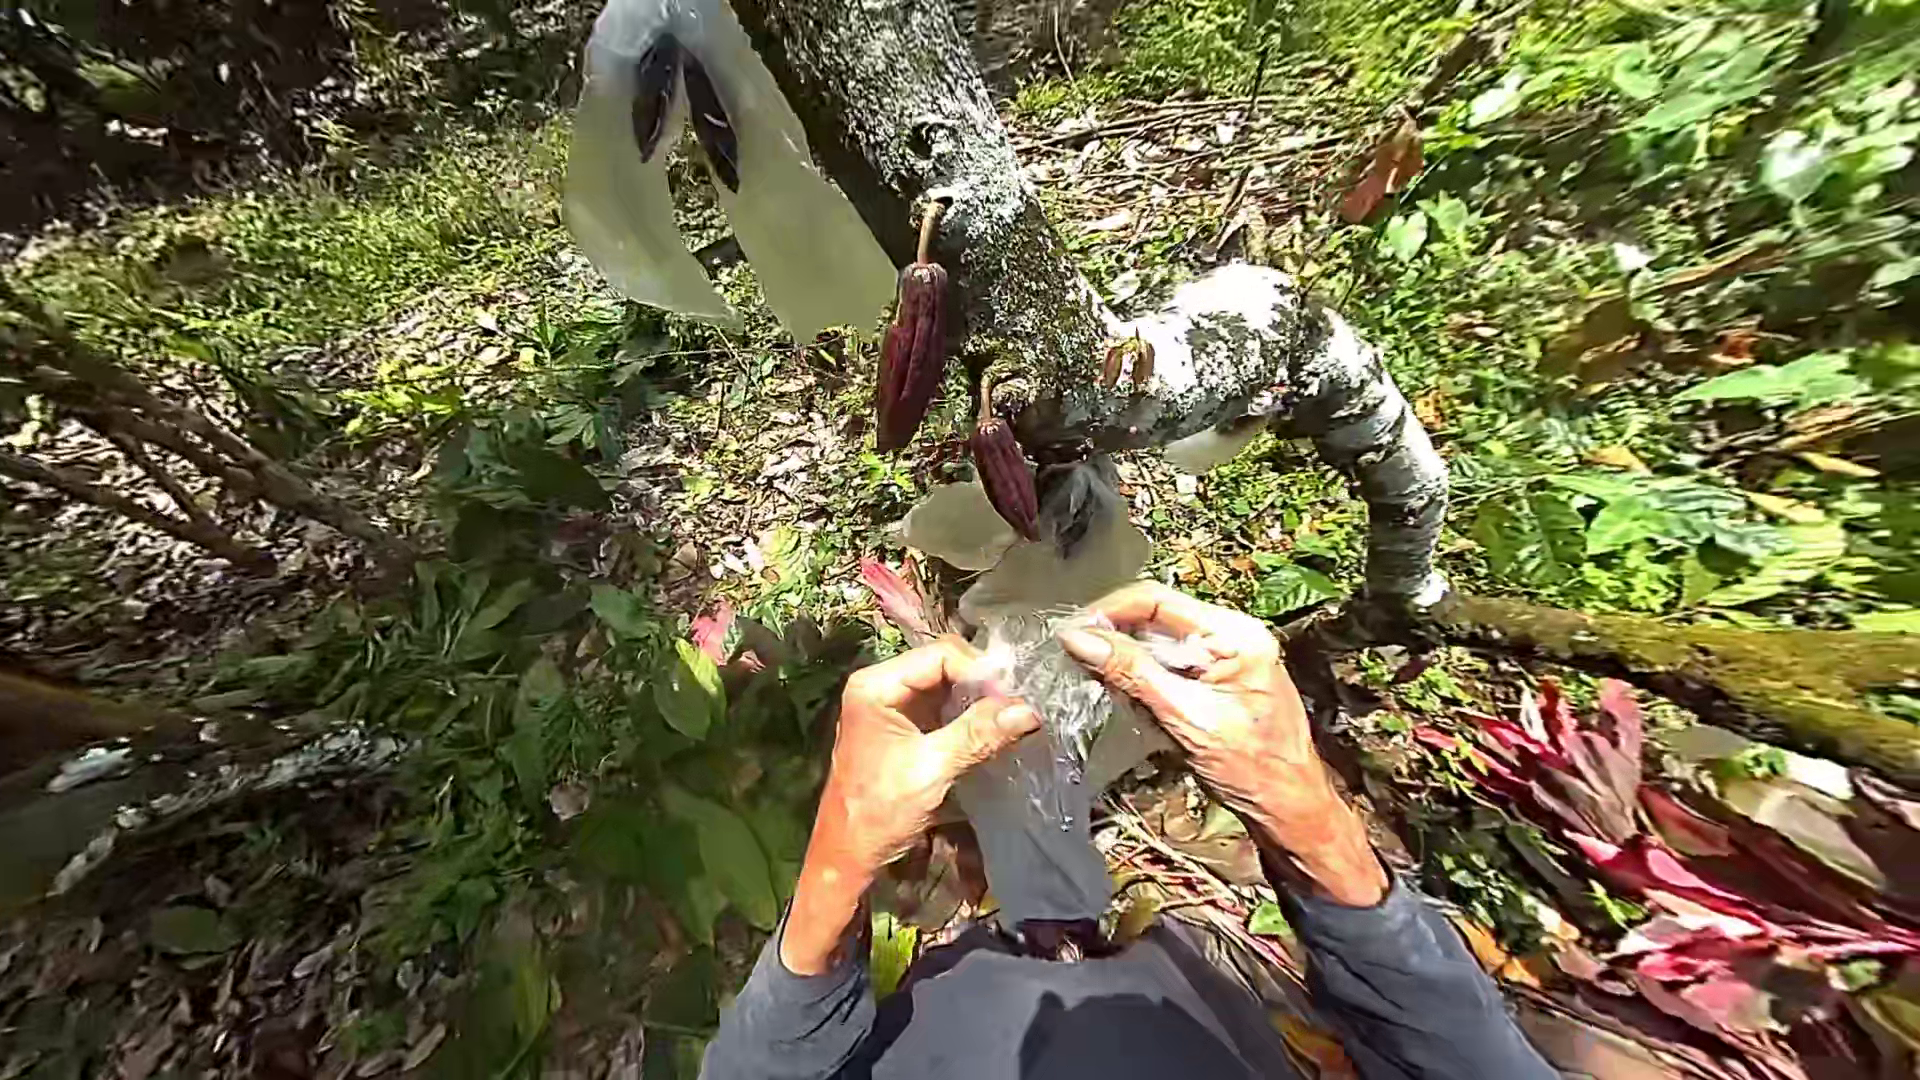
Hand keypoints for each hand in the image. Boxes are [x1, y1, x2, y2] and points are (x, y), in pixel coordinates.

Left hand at [782, 637, 1038, 973]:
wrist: (848, 855)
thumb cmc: (878, 813)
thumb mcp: (931, 770)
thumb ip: (977, 734)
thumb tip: (1028, 711)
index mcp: (876, 685)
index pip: (939, 655)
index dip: (979, 670)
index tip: (1013, 697)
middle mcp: (883, 683)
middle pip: (944, 661)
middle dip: (982, 680)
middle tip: (1017, 704)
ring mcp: (895, 701)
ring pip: (948, 680)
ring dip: (980, 695)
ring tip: (1012, 712)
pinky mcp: (907, 720)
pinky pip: (945, 701)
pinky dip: (970, 710)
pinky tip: (993, 723)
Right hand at [1059, 582, 1385, 906]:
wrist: (1293, 814)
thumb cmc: (1252, 771)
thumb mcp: (1186, 717)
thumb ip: (1131, 672)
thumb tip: (1076, 638)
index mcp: (1234, 633)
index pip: (1157, 600)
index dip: (1109, 611)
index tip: (1071, 632)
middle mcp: (1228, 633)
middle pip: (1153, 617)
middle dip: (1113, 637)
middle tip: (1076, 657)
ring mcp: (1220, 654)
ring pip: (1153, 641)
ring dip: (1123, 660)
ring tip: (1097, 680)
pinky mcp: (1211, 675)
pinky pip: (1163, 662)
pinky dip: (1138, 676)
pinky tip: (1125, 695)